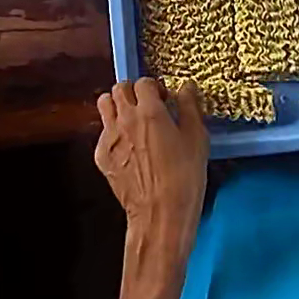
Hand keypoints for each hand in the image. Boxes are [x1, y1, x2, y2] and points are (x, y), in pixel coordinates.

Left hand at [95, 78, 207, 250]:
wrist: (160, 216)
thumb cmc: (184, 178)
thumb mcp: (197, 139)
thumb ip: (190, 107)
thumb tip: (186, 87)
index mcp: (150, 111)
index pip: (144, 82)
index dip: (155, 88)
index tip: (163, 99)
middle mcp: (126, 118)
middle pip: (120, 88)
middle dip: (133, 92)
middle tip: (146, 105)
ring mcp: (110, 137)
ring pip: (104, 104)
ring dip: (117, 105)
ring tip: (131, 118)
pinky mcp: (101, 156)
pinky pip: (102, 131)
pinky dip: (113, 131)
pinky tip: (128, 146)